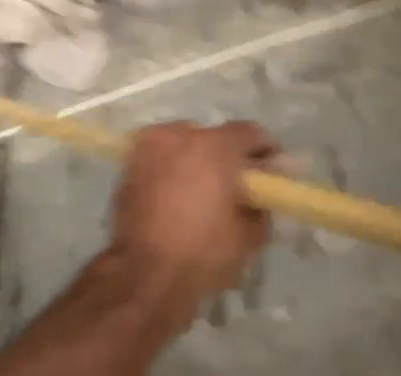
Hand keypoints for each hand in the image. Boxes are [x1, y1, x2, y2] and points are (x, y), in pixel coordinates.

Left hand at [108, 121, 277, 298]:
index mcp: (212, 147)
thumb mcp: (250, 234)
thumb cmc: (204, 252)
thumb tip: (260, 192)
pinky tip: (177, 193)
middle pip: (212, 135)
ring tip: (204, 189)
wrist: (146, 268)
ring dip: (197, 157)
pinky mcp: (129, 161)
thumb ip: (261, 203)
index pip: (248, 132)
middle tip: (236, 183)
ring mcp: (148, 145)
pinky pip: (160, 155)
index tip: (271, 170)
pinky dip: (172, 166)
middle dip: (227, 154)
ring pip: (182, 142)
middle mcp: (177, 135)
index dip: (265, 149)